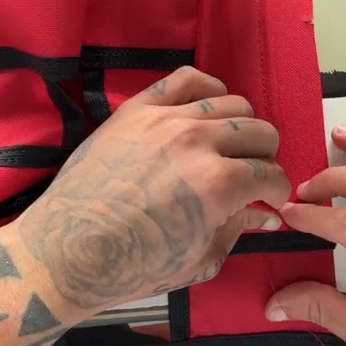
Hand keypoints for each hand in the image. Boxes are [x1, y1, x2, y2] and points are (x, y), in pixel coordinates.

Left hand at [13, 67, 292, 317]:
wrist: (69, 250)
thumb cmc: (132, 266)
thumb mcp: (198, 259)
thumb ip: (237, 229)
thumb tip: (265, 215)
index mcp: (219, 185)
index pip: (271, 175)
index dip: (277, 191)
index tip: (270, 199)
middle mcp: (198, 143)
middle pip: (259, 132)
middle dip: (264, 158)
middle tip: (252, 175)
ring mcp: (166, 120)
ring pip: (231, 103)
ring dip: (240, 126)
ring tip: (229, 145)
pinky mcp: (137, 109)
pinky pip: (185, 79)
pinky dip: (207, 88)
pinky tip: (208, 108)